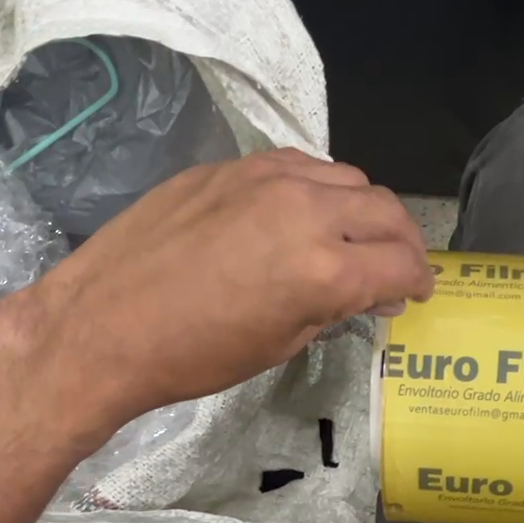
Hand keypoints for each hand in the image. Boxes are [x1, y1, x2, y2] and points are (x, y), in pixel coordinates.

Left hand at [8, 148, 432, 430]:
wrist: (105, 324)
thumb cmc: (194, 356)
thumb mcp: (279, 345)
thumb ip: (334, 310)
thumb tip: (369, 294)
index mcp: (323, 271)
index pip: (402, 263)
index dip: (419, 282)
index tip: (416, 293)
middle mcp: (307, 212)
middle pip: (387, 212)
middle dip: (405, 243)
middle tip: (399, 268)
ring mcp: (268, 179)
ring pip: (349, 179)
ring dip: (364, 213)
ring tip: (353, 242)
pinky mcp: (234, 166)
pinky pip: (302, 167)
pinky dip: (321, 191)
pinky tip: (305, 217)